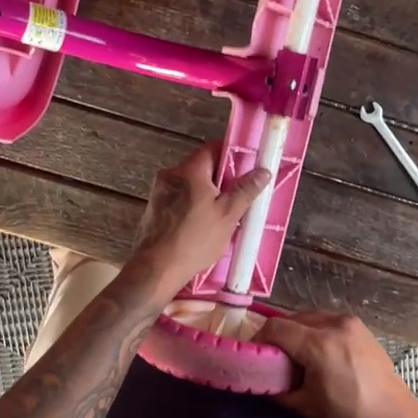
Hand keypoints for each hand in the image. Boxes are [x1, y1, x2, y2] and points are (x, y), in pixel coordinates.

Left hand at [130, 142, 271, 294]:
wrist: (156, 269)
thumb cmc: (195, 239)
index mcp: (189, 170)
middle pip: (201, 166)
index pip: (212, 148)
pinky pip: (179, 199)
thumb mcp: (228, 215)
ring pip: (190, 184)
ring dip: (207, 193)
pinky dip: (193, 204)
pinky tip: (204, 224)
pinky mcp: (154, 210)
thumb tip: (263, 170)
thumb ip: (245, 190)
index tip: (247, 166)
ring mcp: (159, 192)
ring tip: (225, 212)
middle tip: (240, 193)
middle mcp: (170, 175)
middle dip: (222, 177)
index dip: (231, 153)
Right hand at [255, 311, 417, 417]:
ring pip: (310, 317)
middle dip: (278, 336)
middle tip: (273, 359)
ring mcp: (350, 322)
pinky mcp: (361, 327)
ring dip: (297, 332)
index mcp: (319, 344)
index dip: (259, 339)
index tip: (254, 355)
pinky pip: (327, 321)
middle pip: (292, 319)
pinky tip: (317, 353)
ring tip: (295, 356)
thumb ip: (279, 391)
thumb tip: (261, 383)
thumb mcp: (307, 407)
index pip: (276, 327)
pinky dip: (315, 331)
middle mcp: (334, 324)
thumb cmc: (351, 417)